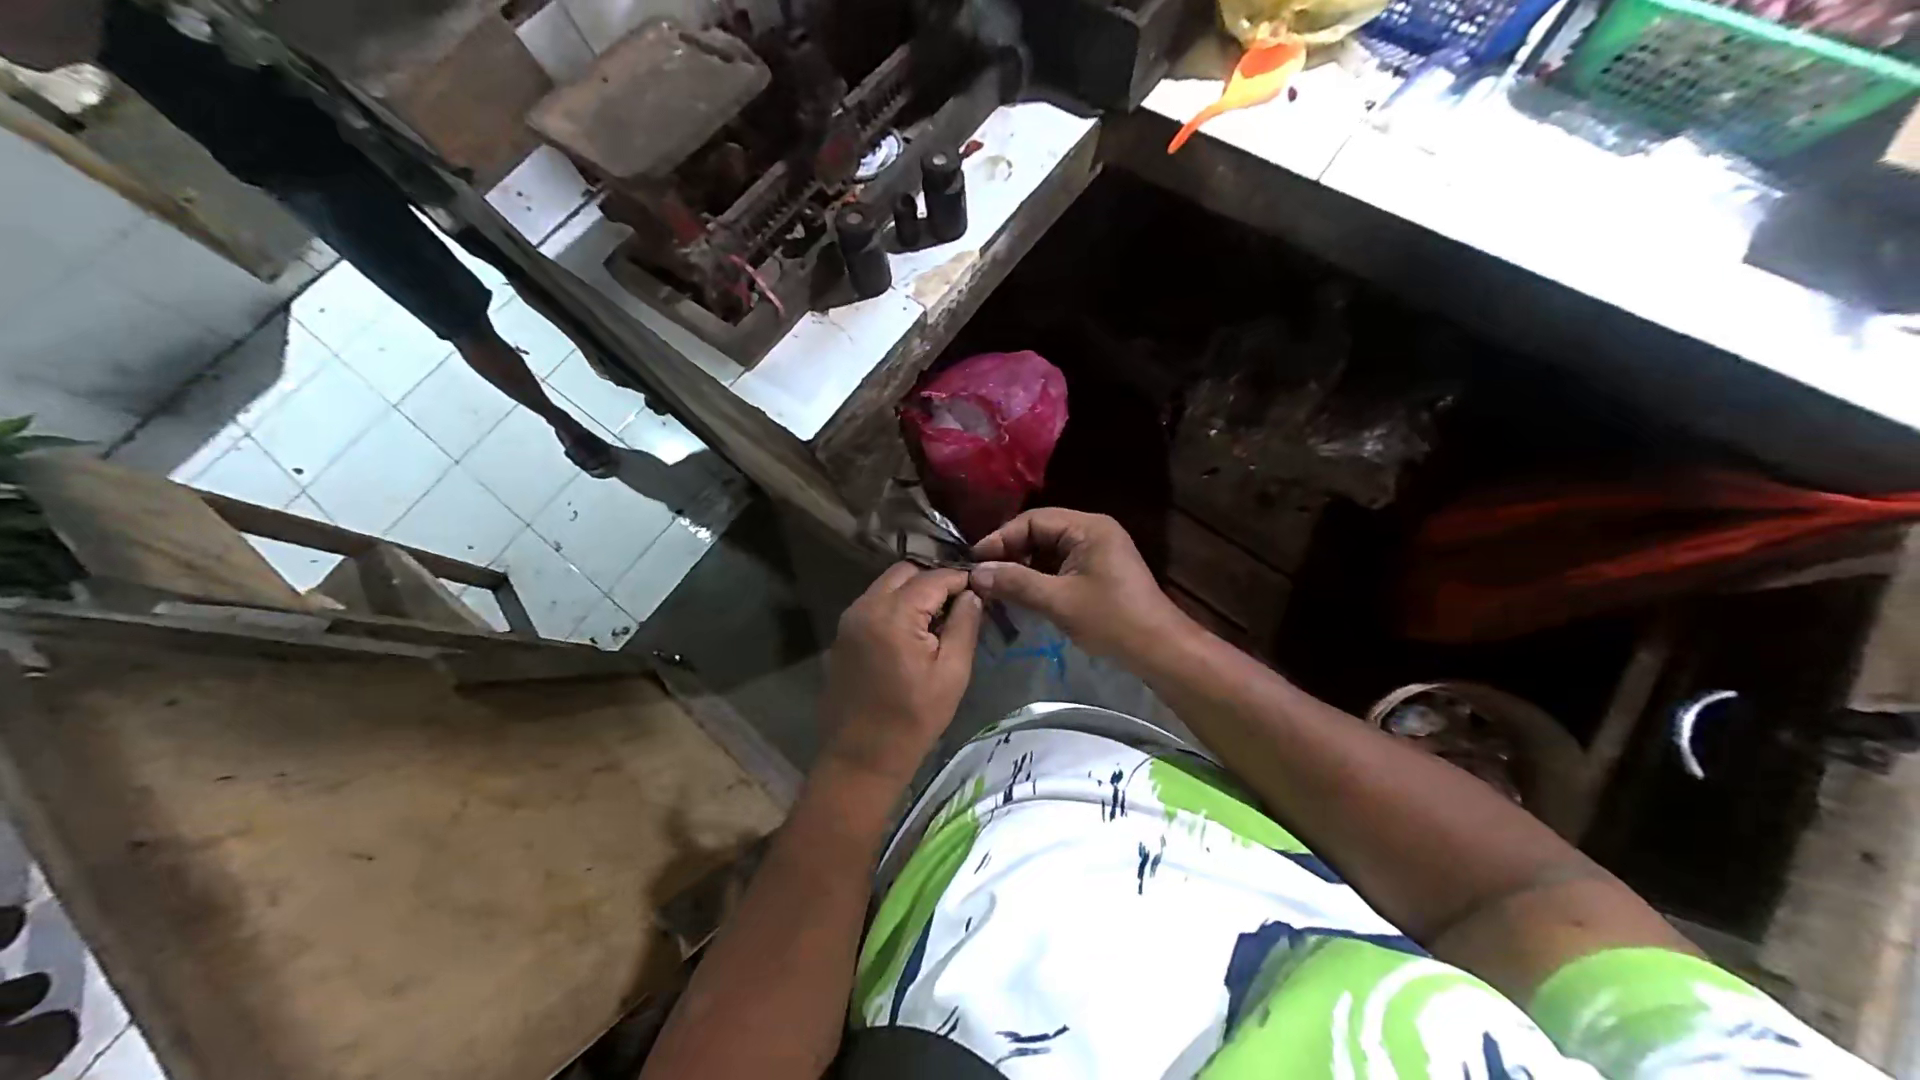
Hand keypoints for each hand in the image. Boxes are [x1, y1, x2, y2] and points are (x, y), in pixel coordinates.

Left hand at [819, 563, 983, 781]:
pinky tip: (913, 630)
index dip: (960, 579)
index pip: (933, 577)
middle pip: (904, 572)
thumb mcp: (952, 673)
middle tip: (959, 601)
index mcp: (894, 614)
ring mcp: (850, 619)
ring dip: (913, 591)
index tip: (980, 588)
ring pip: (886, 585)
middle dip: (933, 579)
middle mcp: (866, 606)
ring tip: (938, 616)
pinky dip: (895, 604)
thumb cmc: (913, 718)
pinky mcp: (843, 634)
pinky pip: (873, 603)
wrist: (861, 756)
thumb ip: (964, 625)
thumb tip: (972, 594)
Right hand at [969, 508, 1193, 659]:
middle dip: (1010, 553)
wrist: (1159, 648)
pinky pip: (1059, 565)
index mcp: (1088, 527)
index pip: (1032, 520)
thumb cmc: (1111, 620)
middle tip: (984, 576)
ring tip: (997, 586)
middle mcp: (1093, 530)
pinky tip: (1021, 594)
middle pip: (1039, 532)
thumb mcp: (1059, 601)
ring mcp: (1097, 550)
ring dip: (1022, 566)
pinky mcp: (1097, 570)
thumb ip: (1016, 583)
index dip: (1001, 539)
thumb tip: (977, 574)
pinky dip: (1038, 577)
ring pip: (1047, 550)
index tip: (975, 562)